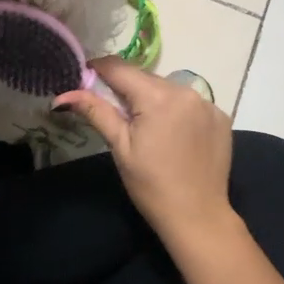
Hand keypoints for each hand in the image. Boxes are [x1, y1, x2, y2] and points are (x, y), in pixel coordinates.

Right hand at [55, 57, 238, 237]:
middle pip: (145, 78)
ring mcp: (208, 104)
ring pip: (168, 90)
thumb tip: (63, 95)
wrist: (197, 215)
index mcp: (158, 97)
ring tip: (144, 128)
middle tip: (111, 111)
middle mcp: (186, 91)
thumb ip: (96, 112)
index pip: (120, 68)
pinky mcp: (220, 117)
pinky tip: (172, 136)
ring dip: (151, 99)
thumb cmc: (150, 185)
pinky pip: (189, 104)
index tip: (84, 77)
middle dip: (125, 88)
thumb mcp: (119, 147)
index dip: (98, 69)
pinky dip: (175, 111)